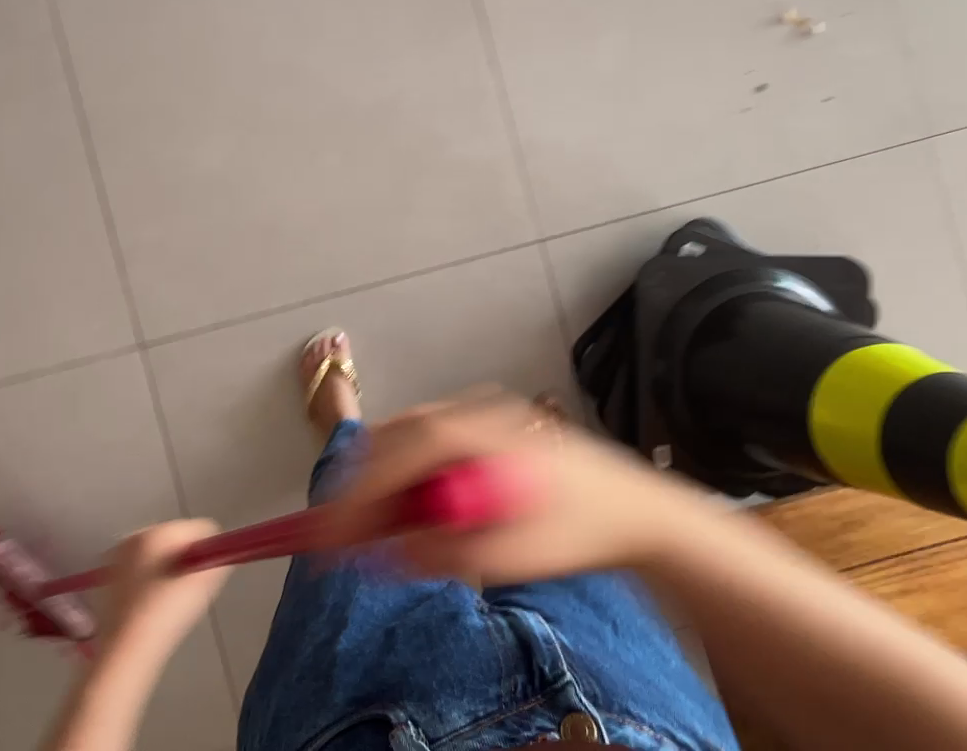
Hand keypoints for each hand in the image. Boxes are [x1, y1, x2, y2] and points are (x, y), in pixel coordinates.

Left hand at [96, 519, 229, 657]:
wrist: (126, 649)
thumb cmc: (166, 613)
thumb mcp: (204, 582)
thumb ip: (218, 559)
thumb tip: (219, 554)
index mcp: (157, 531)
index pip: (199, 528)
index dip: (207, 552)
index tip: (205, 575)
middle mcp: (134, 537)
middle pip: (176, 538)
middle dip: (185, 559)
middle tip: (186, 590)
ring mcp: (118, 557)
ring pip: (158, 555)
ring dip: (168, 570)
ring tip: (168, 601)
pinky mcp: (109, 578)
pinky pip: (141, 570)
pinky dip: (150, 582)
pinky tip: (152, 606)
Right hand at [326, 391, 704, 583]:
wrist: (636, 510)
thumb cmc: (578, 530)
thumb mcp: (510, 555)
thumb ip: (442, 553)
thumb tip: (379, 555)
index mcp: (478, 432)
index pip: (401, 450)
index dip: (358, 489)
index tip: (329, 533)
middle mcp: (472, 410)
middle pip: (394, 437)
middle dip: (361, 486)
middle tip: (340, 537)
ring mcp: (478, 412)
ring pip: (405, 437)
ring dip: (381, 480)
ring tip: (368, 530)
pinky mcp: (483, 425)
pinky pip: (425, 442)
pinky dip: (405, 473)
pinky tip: (407, 508)